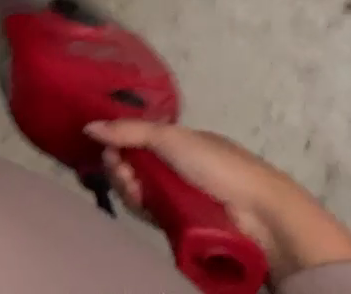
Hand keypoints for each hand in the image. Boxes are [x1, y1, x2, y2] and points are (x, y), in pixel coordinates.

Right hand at [86, 120, 350, 279]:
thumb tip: (87, 127)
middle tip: (121, 170)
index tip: (109, 147)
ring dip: (126, 186)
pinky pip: (148, 212)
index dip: (119, 143)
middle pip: (133, 165)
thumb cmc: (219, 166)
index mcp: (181, 145)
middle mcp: (178, 170)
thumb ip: (127, 130)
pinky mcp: (179, 223)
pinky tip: (140, 203)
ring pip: (136, 189)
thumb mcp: (170, 137)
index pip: (138, 141)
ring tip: (134, 188)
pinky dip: (139, 206)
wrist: (262, 215)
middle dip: (119, 166)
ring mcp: (179, 197)